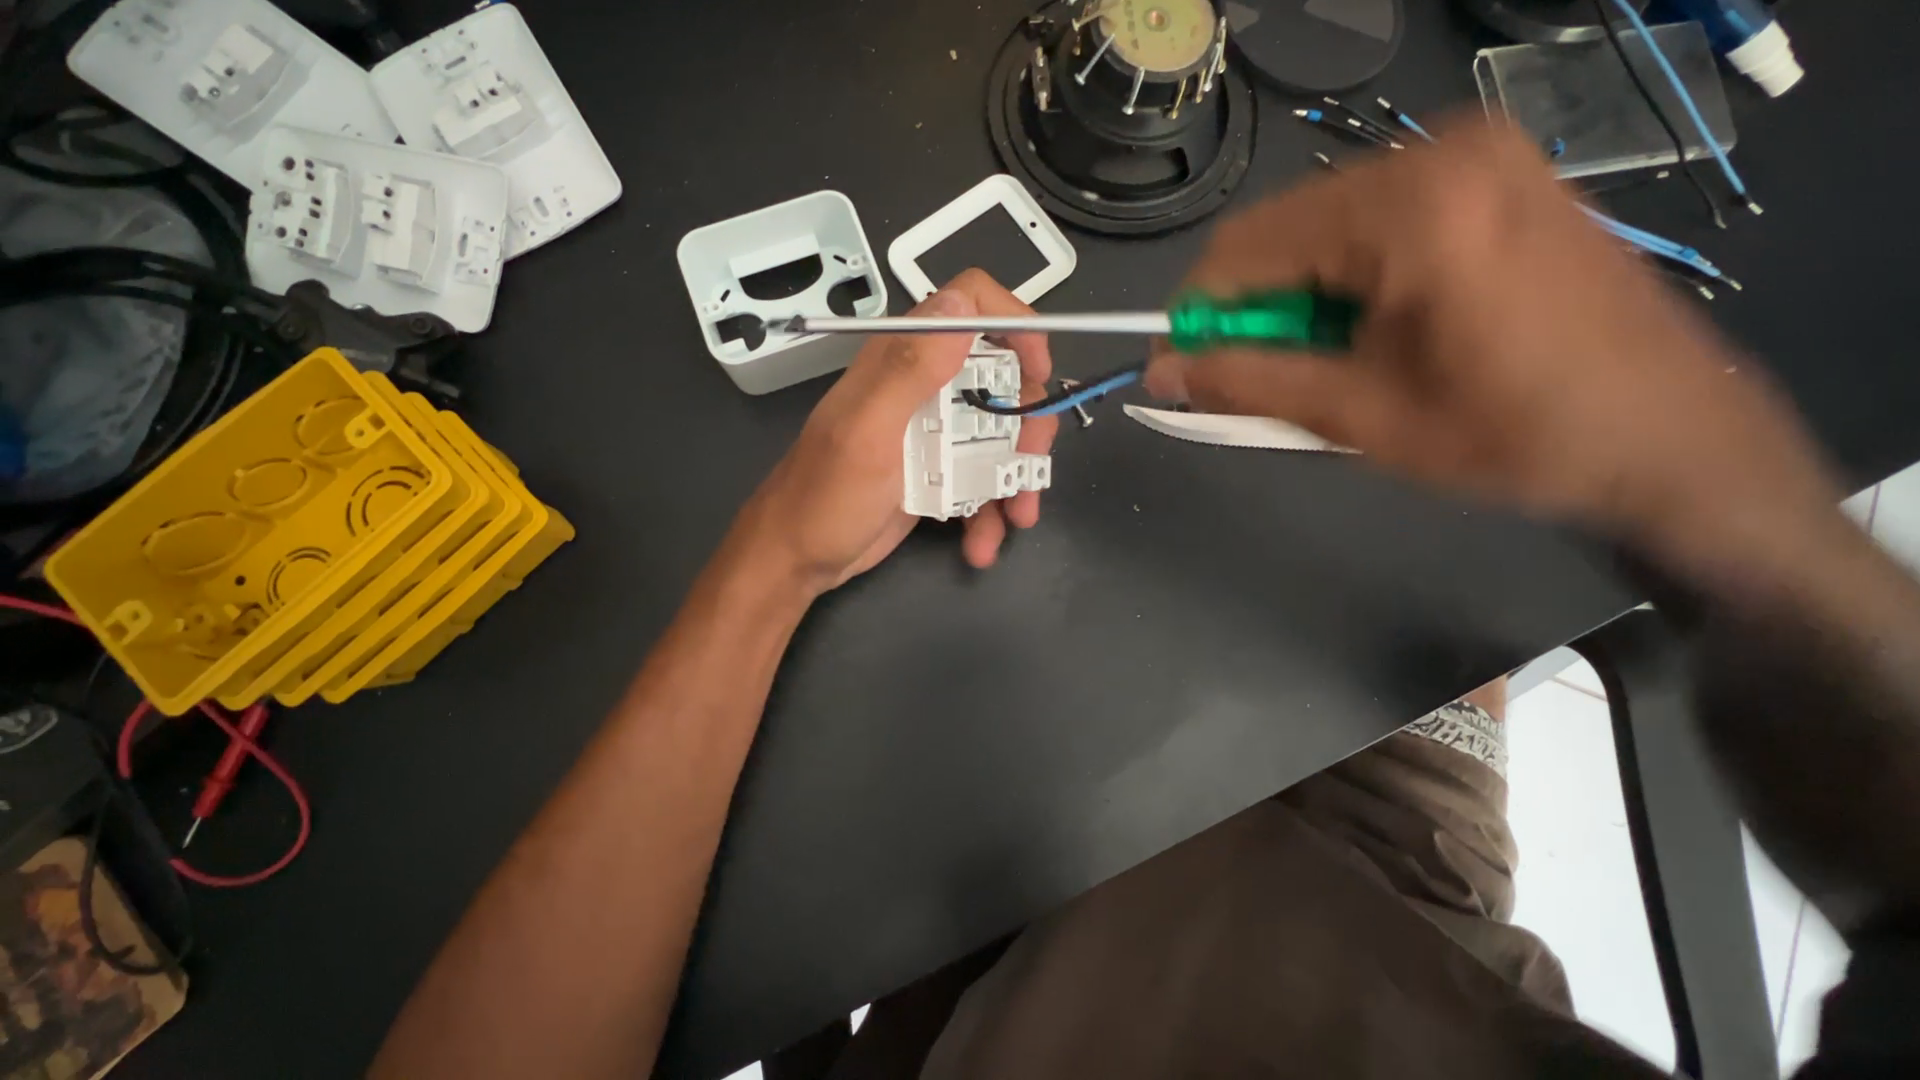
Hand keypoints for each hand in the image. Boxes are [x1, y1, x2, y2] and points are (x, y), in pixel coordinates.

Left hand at [730, 269, 1056, 594]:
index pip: (968, 306)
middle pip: (1002, 377)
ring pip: (1000, 434)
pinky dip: (991, 511)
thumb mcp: (867, 432)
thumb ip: (910, 368)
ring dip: (1016, 478)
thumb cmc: (824, 496)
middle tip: (1029, 467)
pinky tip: (982, 543)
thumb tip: (961, 302)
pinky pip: (982, 479)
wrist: (797, 558)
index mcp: (902, 359)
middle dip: (1027, 422)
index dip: (1014, 323)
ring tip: (1016, 519)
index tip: (1038, 370)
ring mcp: (931, 431)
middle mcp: (922, 386)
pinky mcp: (935, 472)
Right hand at [1146, 120, 1842, 574]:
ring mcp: (1481, 155)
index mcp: (1408, 207)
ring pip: (1330, 224)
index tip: (1181, 373)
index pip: (1246, 247)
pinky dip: (1352, 275)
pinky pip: (1383, 217)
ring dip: (1303, 294)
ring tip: (1330, 363)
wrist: (1677, 437)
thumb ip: (1247, 383)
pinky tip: (1375, 329)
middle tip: (1262, 379)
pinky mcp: (1502, 175)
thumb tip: (1160, 373)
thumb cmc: (1516, 435)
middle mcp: (1441, 153)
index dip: (1199, 314)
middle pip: (1286, 227)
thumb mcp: (1361, 417)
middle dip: (1256, 306)